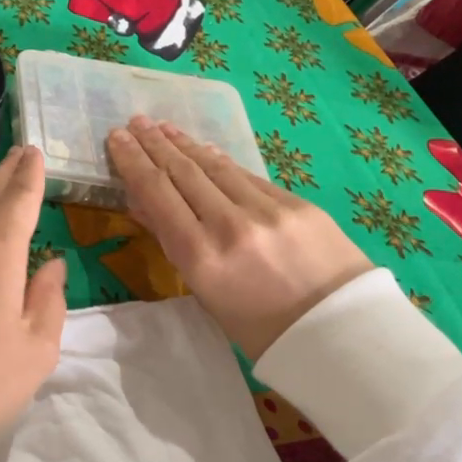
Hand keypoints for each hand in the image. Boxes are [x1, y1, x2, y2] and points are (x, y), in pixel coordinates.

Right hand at [108, 116, 372, 359]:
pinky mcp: (297, 204)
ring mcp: (267, 211)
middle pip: (182, 172)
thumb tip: (141, 204)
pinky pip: (247, 176)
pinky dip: (221, 161)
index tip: (116, 138)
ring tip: (163, 127)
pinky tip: (206, 151)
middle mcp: (230, 226)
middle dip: (154, 144)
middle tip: (134, 122)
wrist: (345, 339)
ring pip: (215, 167)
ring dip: (185, 144)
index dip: (132, 161)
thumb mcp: (207, 294)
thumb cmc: (263, 332)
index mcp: (201, 258)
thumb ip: (174, 244)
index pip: (156, 193)